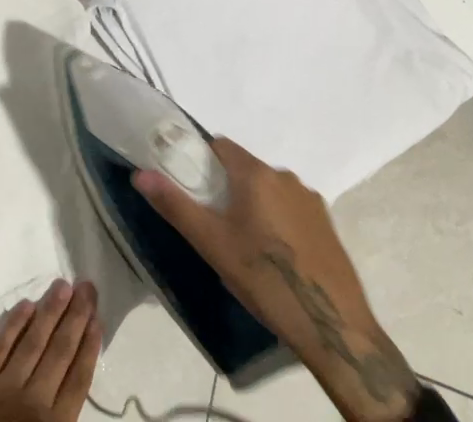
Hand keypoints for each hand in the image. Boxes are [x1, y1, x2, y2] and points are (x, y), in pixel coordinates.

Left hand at [0, 279, 100, 421]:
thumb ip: (62, 415)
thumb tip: (77, 380)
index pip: (78, 377)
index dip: (90, 345)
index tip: (97, 317)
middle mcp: (34, 402)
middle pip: (60, 352)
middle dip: (76, 317)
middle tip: (87, 286)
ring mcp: (4, 389)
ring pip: (32, 343)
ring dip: (49, 312)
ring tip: (62, 286)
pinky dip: (13, 325)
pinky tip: (26, 305)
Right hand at [133, 140, 418, 421]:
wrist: (332, 325)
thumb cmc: (264, 279)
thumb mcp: (211, 243)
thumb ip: (175, 205)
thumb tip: (140, 173)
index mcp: (257, 175)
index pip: (219, 146)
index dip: (198, 160)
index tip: (187, 187)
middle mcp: (286, 177)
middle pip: (243, 169)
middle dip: (224, 188)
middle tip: (210, 225)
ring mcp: (310, 200)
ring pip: (267, 191)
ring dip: (251, 205)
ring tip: (241, 246)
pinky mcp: (326, 224)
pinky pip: (289, 209)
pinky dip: (274, 221)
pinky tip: (272, 257)